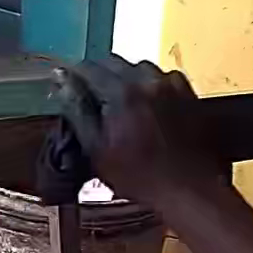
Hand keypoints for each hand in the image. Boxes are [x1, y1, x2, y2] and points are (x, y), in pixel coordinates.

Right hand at [53, 53, 220, 206]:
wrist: (190, 189)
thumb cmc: (139, 176)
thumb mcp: (97, 149)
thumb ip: (78, 110)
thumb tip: (62, 79)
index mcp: (122, 91)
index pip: (88, 67)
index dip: (74, 76)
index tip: (68, 86)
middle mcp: (148, 79)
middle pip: (114, 62)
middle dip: (99, 75)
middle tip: (93, 99)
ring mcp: (172, 84)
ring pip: (140, 68)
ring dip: (126, 79)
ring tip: (122, 105)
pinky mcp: (190, 94)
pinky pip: (163, 79)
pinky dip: (150, 87)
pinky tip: (149, 108)